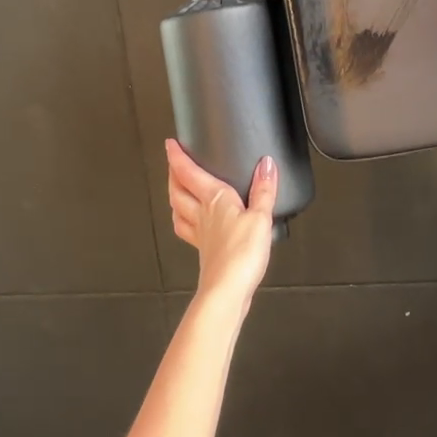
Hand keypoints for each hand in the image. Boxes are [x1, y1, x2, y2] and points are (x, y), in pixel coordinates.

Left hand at [165, 139, 277, 301]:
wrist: (227, 291)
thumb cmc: (241, 256)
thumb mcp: (260, 217)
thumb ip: (264, 191)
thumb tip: (266, 165)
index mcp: (214, 200)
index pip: (188, 173)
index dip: (177, 157)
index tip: (170, 145)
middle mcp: (202, 215)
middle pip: (178, 190)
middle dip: (173, 175)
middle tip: (171, 164)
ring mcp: (201, 235)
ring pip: (179, 210)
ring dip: (174, 197)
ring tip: (176, 190)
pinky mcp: (205, 252)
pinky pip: (188, 231)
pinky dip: (185, 222)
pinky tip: (194, 225)